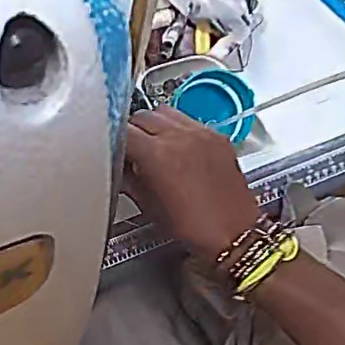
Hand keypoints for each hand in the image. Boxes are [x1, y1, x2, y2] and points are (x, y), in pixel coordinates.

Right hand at [124, 106, 259, 260]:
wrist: (233, 232)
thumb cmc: (194, 227)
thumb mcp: (149, 207)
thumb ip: (130, 180)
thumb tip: (122, 169)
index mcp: (158, 155)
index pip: (124, 131)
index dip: (113, 141)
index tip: (111, 150)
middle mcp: (180, 137)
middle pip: (143, 116)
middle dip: (132, 130)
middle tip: (129, 149)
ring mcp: (201, 133)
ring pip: (166, 111)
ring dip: (154, 124)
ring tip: (152, 145)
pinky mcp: (217, 136)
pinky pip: (188, 120)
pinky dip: (176, 128)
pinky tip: (175, 148)